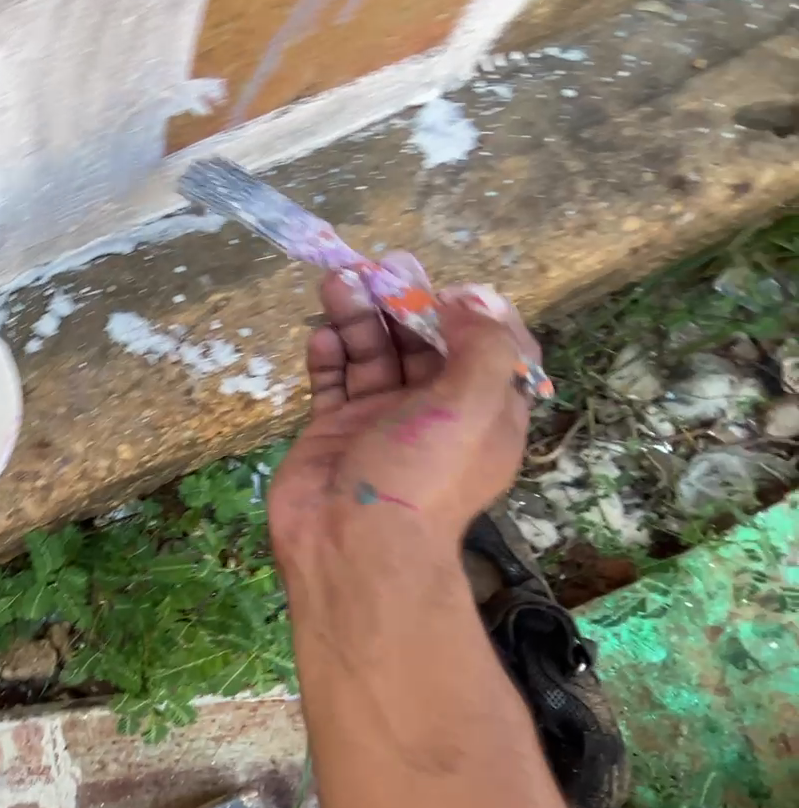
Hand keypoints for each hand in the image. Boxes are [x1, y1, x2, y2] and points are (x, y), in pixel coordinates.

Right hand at [267, 252, 542, 573]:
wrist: (350, 542)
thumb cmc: (421, 476)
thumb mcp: (474, 408)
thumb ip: (483, 346)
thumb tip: (471, 297)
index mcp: (483, 410)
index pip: (487, 347)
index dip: (468, 313)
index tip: (442, 288)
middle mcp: (431, 411)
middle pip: (420, 343)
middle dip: (400, 303)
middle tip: (375, 265)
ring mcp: (377, 420)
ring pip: (370, 356)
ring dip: (356, 319)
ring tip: (335, 282)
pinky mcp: (331, 430)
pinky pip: (332, 383)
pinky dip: (327, 357)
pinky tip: (320, 333)